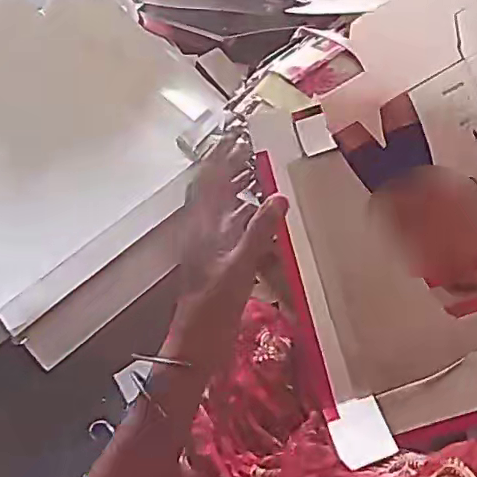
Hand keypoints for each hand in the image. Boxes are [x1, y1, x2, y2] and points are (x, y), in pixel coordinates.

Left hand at [162, 134, 287, 385]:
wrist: (197, 342)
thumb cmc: (214, 304)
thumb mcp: (240, 266)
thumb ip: (260, 231)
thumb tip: (278, 198)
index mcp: (203, 226)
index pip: (209, 180)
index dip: (221, 156)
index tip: (237, 135)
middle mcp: (203, 231)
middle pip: (212, 189)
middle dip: (229, 167)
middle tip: (252, 149)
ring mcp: (209, 246)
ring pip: (222, 208)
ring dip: (238, 189)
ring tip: (260, 175)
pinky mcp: (217, 260)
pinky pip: (231, 228)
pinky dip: (245, 216)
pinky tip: (261, 218)